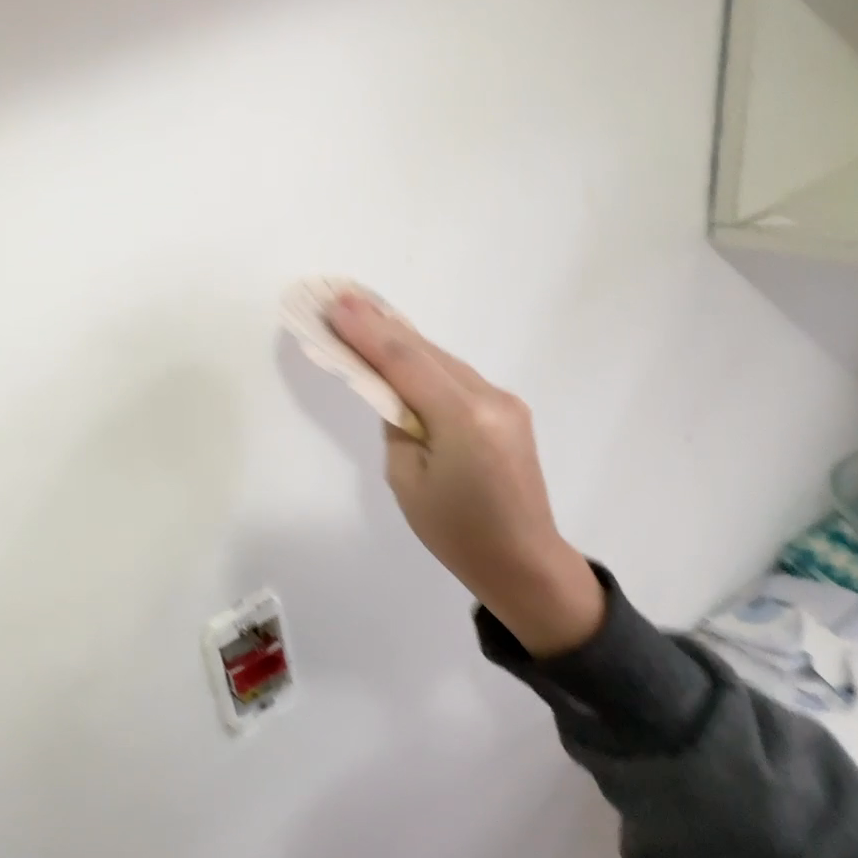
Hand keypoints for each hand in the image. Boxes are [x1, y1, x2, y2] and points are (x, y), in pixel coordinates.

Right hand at [326, 292, 604, 657]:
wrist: (523, 561)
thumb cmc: (455, 531)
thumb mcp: (406, 478)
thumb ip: (398, 424)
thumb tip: (394, 393)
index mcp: (464, 418)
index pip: (404, 362)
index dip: (366, 331)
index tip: (335, 304)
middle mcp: (490, 398)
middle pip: (423, 350)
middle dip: (378, 323)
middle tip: (339, 296)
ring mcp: (503, 401)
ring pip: (439, 358)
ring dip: (398, 336)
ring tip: (360, 311)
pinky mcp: (505, 409)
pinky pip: (452, 374)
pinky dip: (421, 359)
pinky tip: (398, 345)